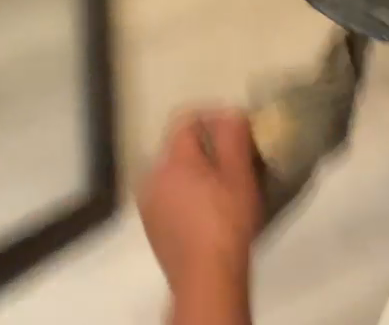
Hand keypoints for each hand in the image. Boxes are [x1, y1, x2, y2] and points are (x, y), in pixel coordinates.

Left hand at [139, 110, 262, 296]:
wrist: (206, 276)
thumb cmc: (228, 219)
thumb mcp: (239, 173)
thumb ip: (233, 136)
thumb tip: (230, 112)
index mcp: (172, 162)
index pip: (186, 119)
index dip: (213, 114)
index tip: (238, 125)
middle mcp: (152, 179)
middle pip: (179, 144)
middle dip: (208, 142)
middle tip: (238, 153)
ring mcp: (148, 204)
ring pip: (175, 169)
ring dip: (199, 165)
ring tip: (226, 179)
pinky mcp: (152, 224)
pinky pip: (170, 191)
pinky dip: (189, 187)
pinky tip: (211, 204)